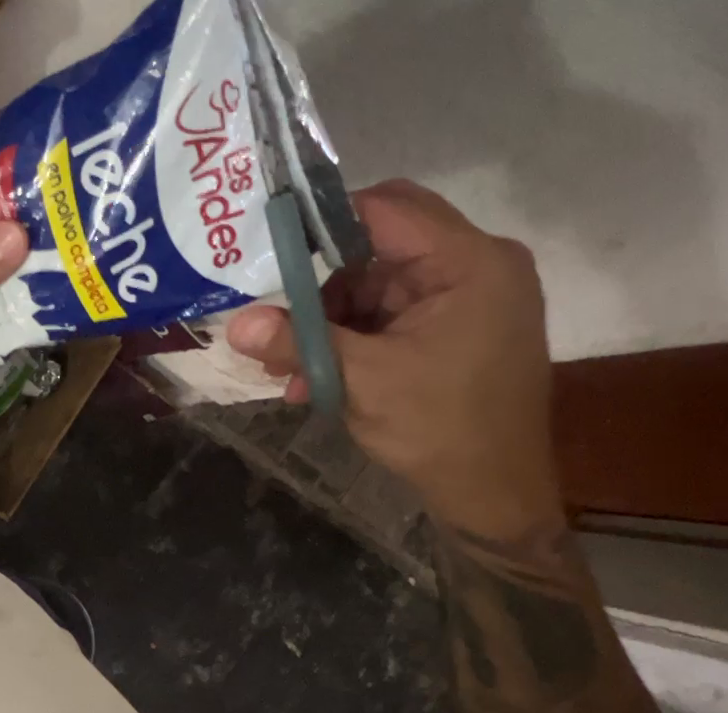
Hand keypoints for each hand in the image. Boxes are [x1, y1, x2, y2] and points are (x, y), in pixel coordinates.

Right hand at [226, 180, 562, 537]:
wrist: (491, 488)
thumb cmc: (438, 426)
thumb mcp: (358, 380)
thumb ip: (298, 342)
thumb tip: (236, 323)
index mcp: (469, 262)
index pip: (386, 208)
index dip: (324, 220)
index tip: (269, 248)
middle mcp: (475, 266)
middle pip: (377, 246)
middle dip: (319, 283)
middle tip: (274, 315)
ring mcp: (465, 298)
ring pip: (375, 285)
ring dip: (326, 322)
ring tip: (288, 367)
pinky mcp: (452, 327)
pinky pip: (387, 315)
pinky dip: (349, 340)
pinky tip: (314, 377)